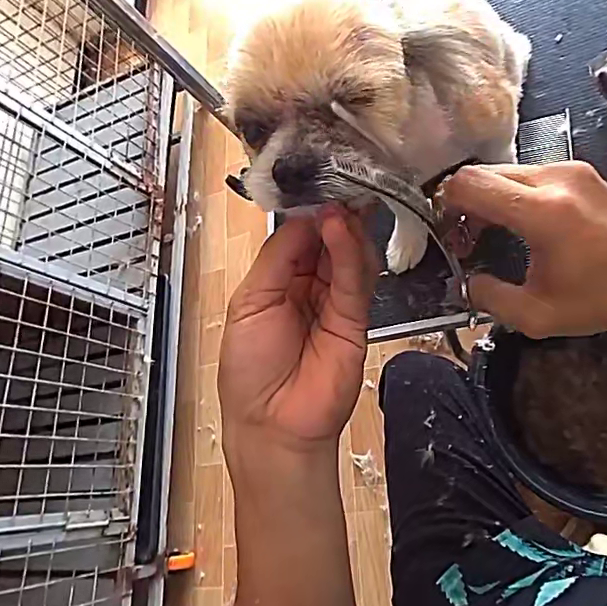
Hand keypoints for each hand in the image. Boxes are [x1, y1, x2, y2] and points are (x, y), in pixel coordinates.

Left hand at [220, 206, 374, 450]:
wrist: (275, 422)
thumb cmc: (250, 369)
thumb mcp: (249, 301)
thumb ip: (279, 257)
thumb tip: (306, 217)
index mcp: (278, 281)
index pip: (298, 235)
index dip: (306, 211)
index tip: (315, 183)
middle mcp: (308, 286)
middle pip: (327, 241)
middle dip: (332, 214)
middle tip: (339, 186)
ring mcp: (335, 302)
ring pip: (347, 255)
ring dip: (344, 229)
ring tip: (341, 206)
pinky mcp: (357, 317)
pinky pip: (356, 279)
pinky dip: (351, 253)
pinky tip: (342, 231)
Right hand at [438, 162, 606, 336]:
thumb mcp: (541, 316)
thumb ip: (491, 299)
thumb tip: (466, 284)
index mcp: (541, 211)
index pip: (467, 184)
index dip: (444, 207)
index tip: (446, 235)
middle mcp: (555, 178)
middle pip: (483, 174)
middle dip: (464, 205)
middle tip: (465, 241)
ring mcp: (572, 170)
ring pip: (507, 173)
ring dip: (489, 201)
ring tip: (492, 238)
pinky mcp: (584, 173)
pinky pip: (532, 177)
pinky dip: (515, 198)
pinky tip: (522, 229)